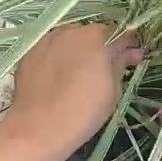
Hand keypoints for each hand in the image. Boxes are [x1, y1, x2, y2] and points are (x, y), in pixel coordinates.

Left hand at [3, 23, 141, 156]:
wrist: (38, 129)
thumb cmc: (83, 112)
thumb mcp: (112, 90)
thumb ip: (120, 65)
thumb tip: (131, 52)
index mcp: (97, 38)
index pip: (120, 35)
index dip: (127, 47)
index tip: (131, 61)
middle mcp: (71, 31)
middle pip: (94, 34)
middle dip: (102, 48)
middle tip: (104, 71)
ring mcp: (47, 40)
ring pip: (70, 40)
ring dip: (79, 51)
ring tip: (78, 75)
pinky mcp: (30, 52)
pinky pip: (52, 50)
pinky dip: (58, 58)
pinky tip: (58, 79)